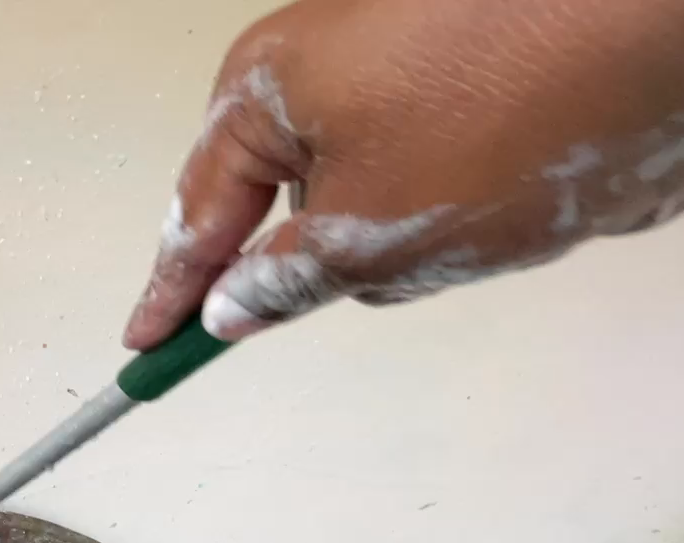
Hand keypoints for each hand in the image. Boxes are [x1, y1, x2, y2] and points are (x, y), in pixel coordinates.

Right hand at [124, 0, 683, 346]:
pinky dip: (480, 190)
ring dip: (427, 226)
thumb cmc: (518, 112)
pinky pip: (437, 162)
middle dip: (336, 252)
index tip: (140, 348)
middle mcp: (317, 65)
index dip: (169, 297)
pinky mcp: (476, 60)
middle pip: (283, 207)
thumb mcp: (373, 232)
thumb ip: (279, 285)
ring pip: (369, 195)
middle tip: (386, 267)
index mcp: (265, 92)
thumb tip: (228, 312)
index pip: (195, 223)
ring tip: (510, 202)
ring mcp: (400, 55)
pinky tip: (543, 172)